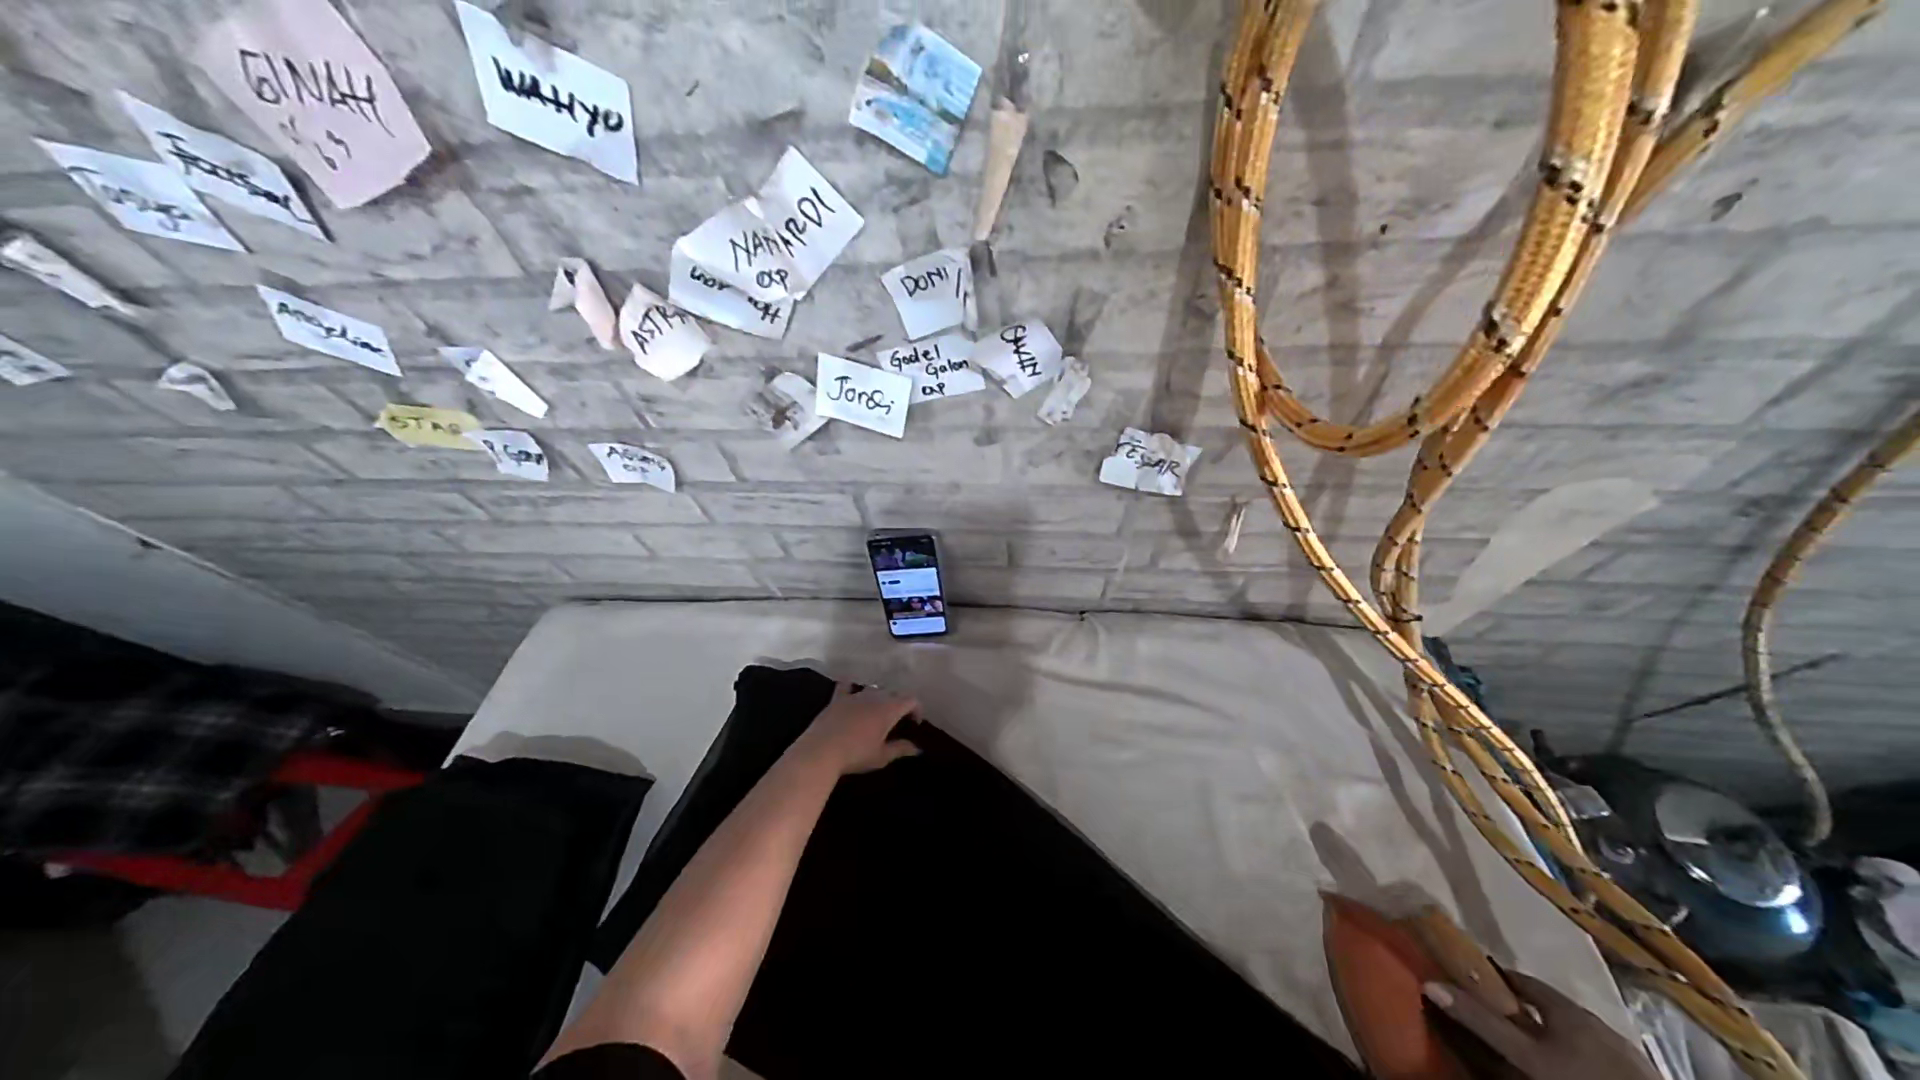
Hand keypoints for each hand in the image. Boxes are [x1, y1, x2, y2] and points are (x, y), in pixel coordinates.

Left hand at [790, 680, 921, 776]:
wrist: (821, 750)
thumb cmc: (856, 754)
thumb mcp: (882, 756)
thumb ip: (901, 749)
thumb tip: (917, 748)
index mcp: (889, 708)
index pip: (911, 700)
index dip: (916, 709)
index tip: (915, 724)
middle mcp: (875, 696)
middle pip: (893, 693)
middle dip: (899, 704)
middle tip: (898, 720)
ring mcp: (855, 695)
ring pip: (873, 689)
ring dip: (879, 697)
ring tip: (878, 711)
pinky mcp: (837, 698)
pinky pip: (846, 686)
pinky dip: (851, 685)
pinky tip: (851, 686)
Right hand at [1423, 971, 1662, 1079]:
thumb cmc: (1582, 1078)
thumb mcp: (1527, 1055)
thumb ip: (1482, 1022)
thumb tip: (1430, 984)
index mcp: (1565, 1007)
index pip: (1522, 979)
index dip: (1496, 979)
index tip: (1472, 981)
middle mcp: (1592, 1018)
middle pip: (1549, 1005)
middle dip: (1524, 1009)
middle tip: (1497, 1017)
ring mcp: (1621, 1048)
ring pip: (1575, 1031)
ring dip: (1552, 1033)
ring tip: (1531, 1046)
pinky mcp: (1640, 1074)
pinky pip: (1597, 1053)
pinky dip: (1577, 1054)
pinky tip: (1570, 1068)